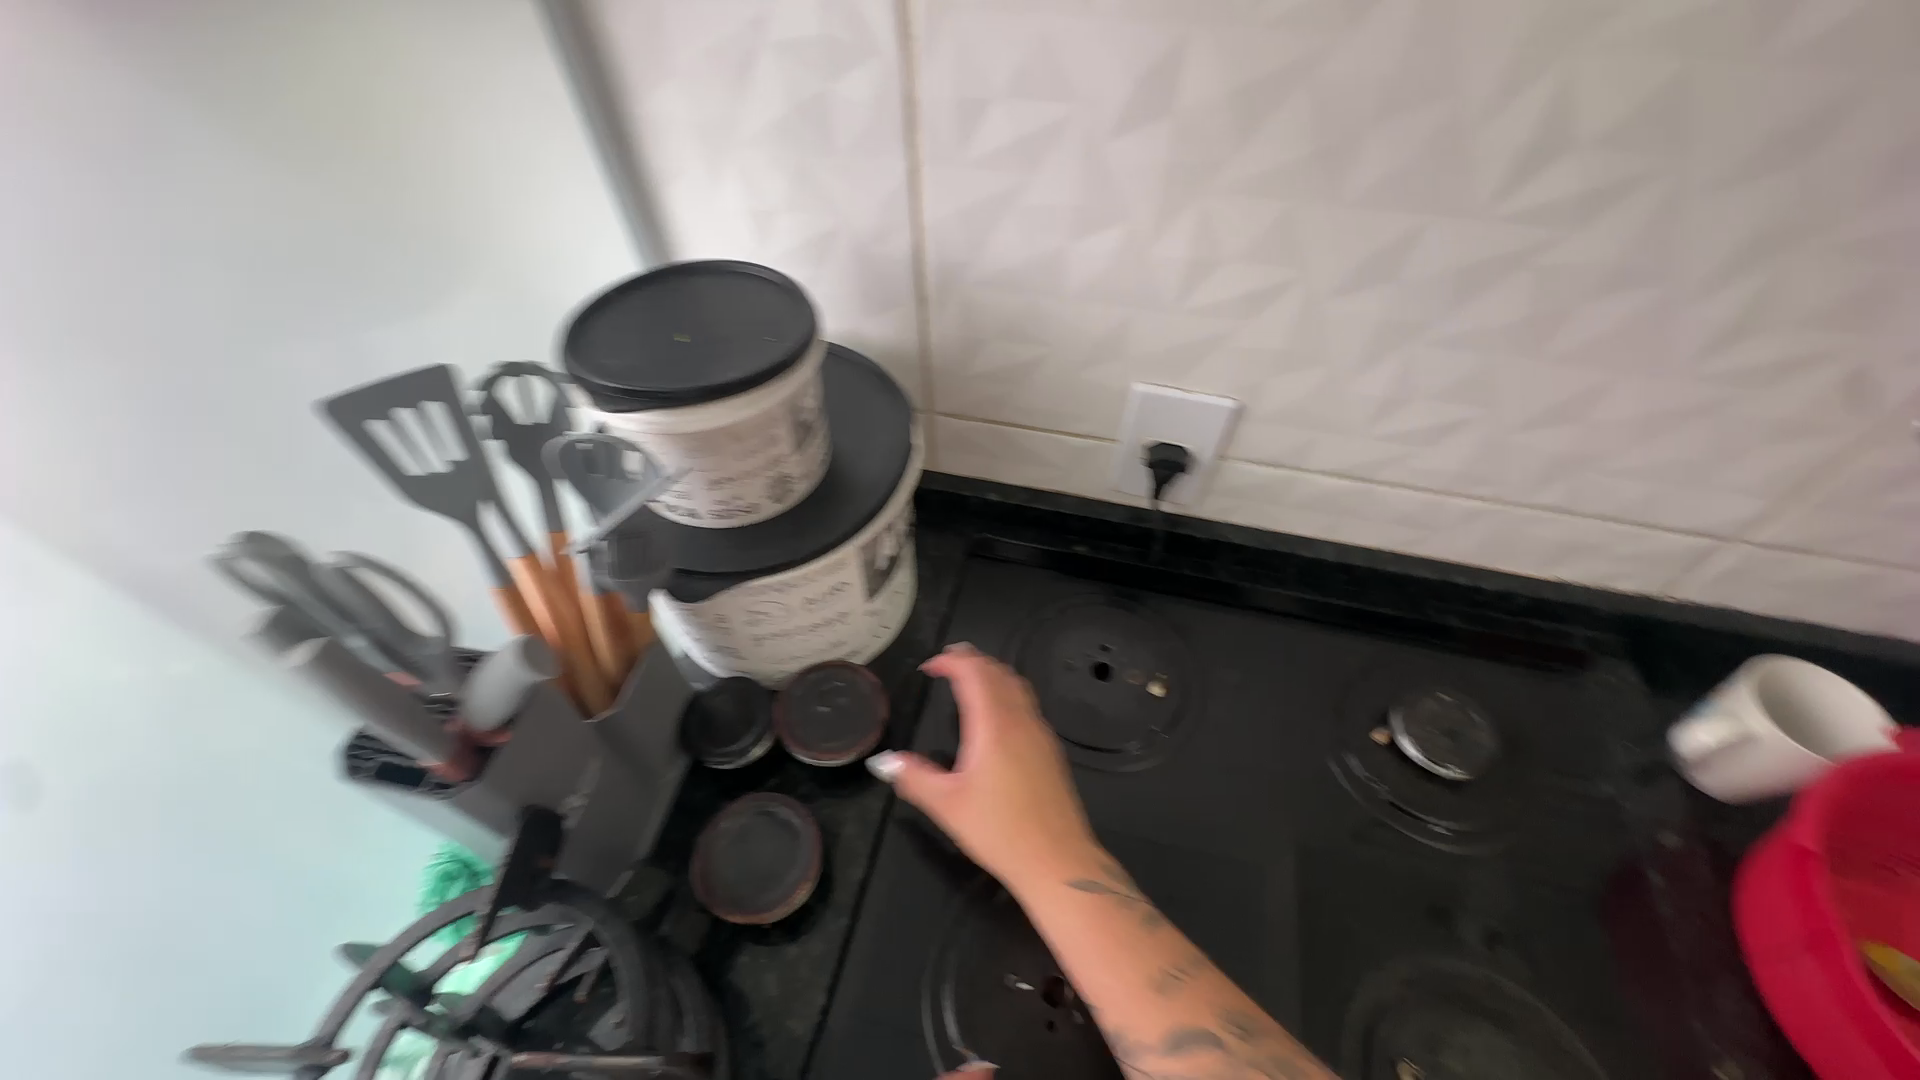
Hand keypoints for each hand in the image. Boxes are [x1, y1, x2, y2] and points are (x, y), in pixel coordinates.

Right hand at [867, 643, 1100, 894]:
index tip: (930, 667)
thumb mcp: (947, 806)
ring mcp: (1041, 733)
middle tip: (948, 662)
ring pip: (1017, 685)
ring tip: (971, 679)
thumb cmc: (999, 831)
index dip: (951, 661)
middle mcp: (1021, 721)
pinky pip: (1028, 704)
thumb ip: (914, 778)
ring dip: (992, 674)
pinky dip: (1007, 692)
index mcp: (994, 726)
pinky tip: (997, 714)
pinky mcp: (1051, 749)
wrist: (1057, 859)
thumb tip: (884, 762)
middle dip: (972, 661)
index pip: (974, 673)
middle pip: (999, 672)